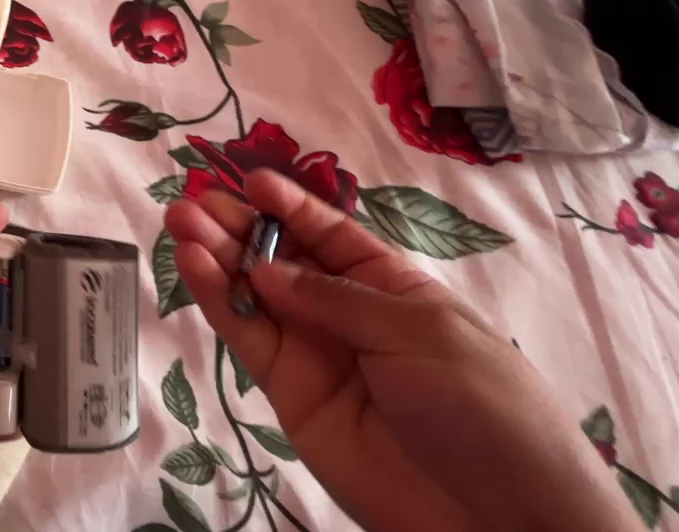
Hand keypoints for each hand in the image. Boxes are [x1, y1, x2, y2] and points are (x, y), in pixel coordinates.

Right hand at [165, 169, 639, 531]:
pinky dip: (215, 298)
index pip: (330, 233)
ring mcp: (309, 349)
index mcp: (388, 286)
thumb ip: (335, 298)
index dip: (289, 205)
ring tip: (179, 219)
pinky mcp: (284, 389)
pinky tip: (191, 263)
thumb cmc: (482, 408)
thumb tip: (265, 269)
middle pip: (279, 256)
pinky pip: (245, 335)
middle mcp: (340, 310)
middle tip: (194, 199)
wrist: (498, 520)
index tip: (250, 181)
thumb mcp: (420, 334)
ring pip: (251, 290)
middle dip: (238, 224)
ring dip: (214, 253)